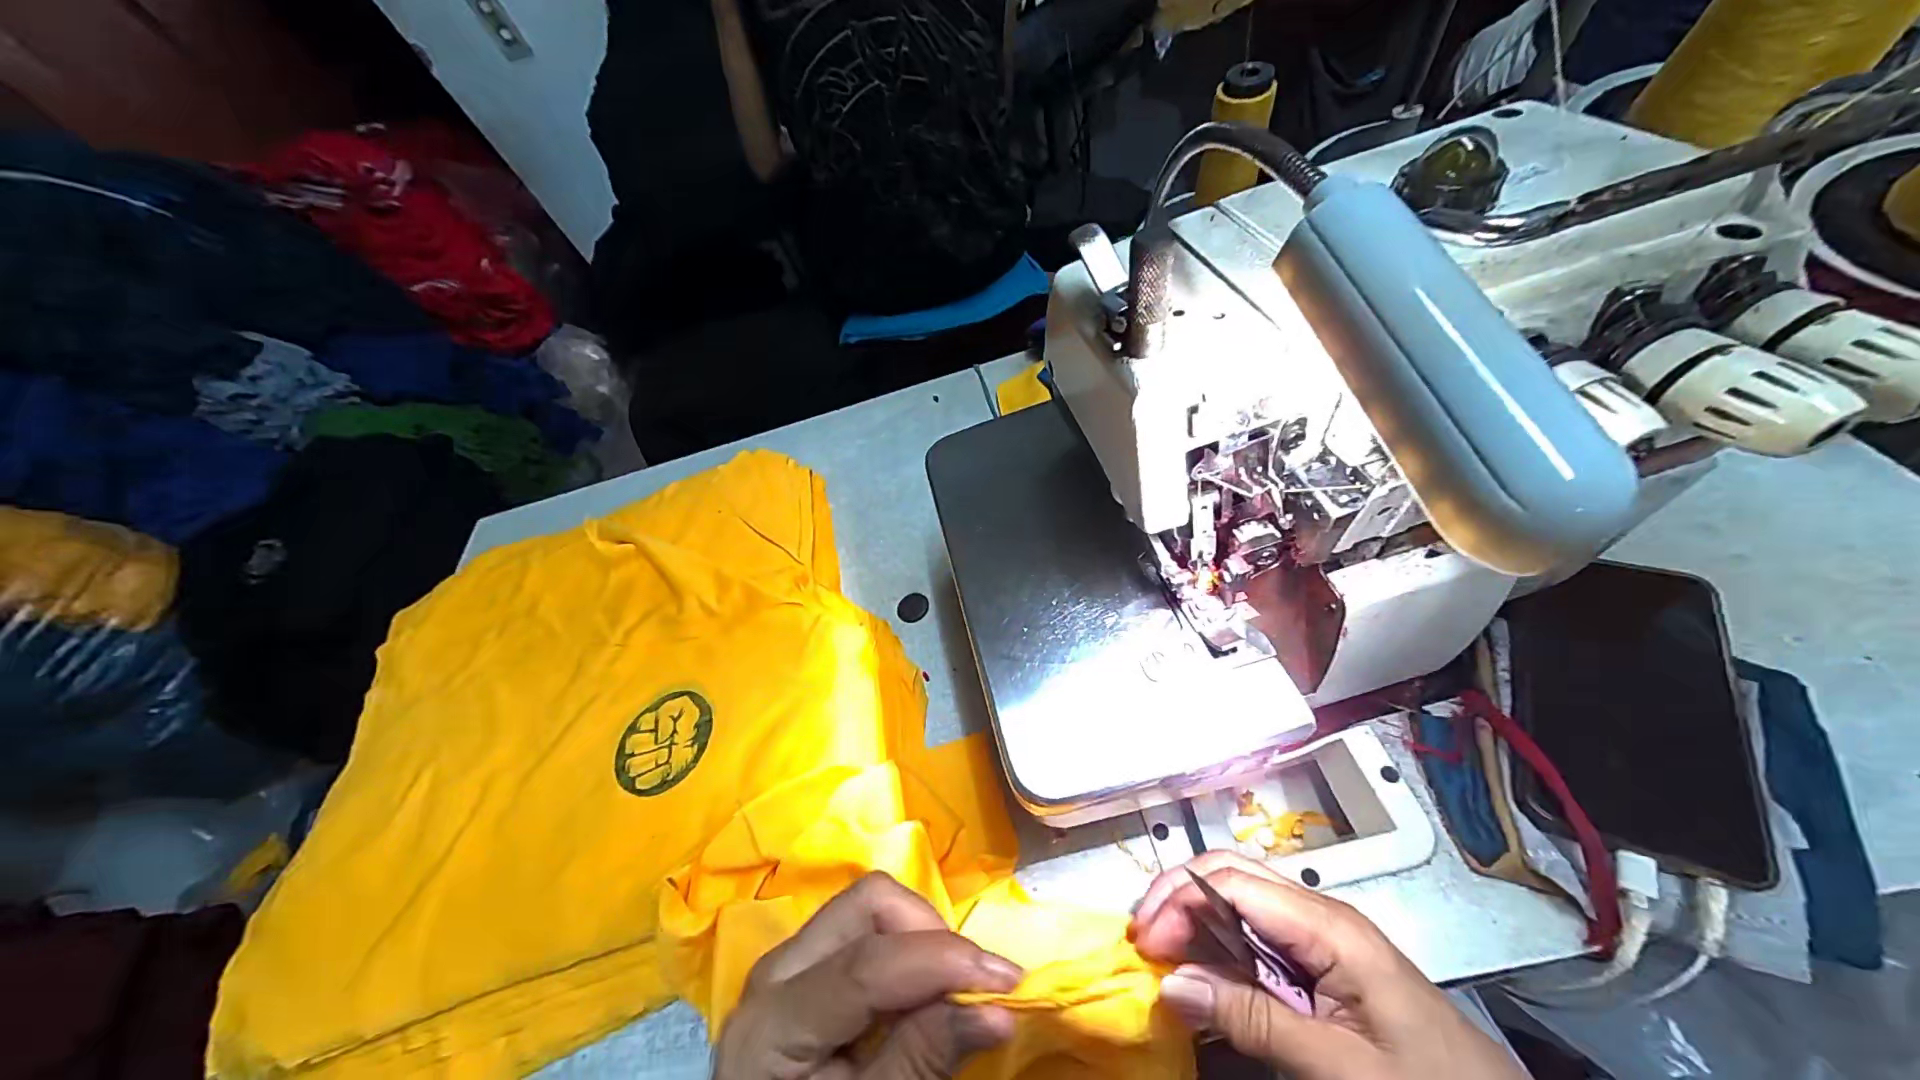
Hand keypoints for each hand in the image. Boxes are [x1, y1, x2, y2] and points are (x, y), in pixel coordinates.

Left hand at [714, 872, 1022, 1079]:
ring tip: (946, 990)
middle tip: (968, 987)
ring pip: (868, 904)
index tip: (1008, 980)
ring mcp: (789, 958)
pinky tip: (919, 991)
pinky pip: (863, 925)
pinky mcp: (806, 962)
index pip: (866, 963)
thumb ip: (921, 1061)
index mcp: (777, 1019)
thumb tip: (996, 1011)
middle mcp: (778, 967)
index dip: (942, 961)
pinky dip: (904, 946)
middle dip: (930, 933)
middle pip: (868, 903)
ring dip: (920, 936)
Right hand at [1131, 853, 1526, 1079]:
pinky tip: (1201, 970)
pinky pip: (1256, 934)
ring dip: (1194, 917)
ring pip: (1239, 899)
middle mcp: (1319, 914)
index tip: (1146, 943)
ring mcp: (1320, 935)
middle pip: (1232, 874)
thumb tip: (1172, 984)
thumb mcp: (1340, 1068)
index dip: (1180, 900)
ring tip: (1162, 952)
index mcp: (1329, 926)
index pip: (1233, 881)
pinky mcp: (1321, 961)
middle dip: (1179, 895)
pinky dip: (1217, 944)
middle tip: (1145, 940)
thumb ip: (1253, 1020)